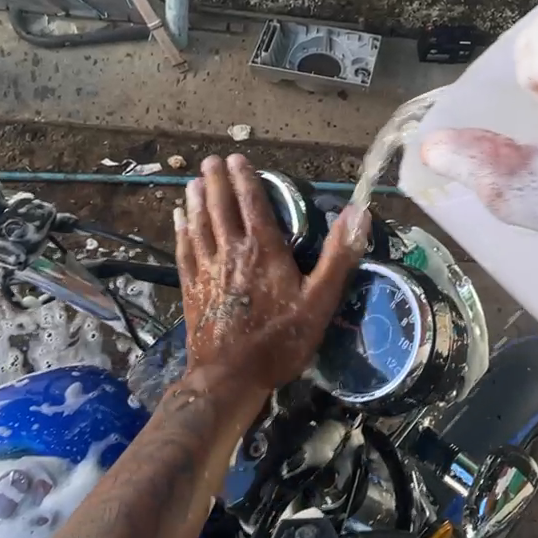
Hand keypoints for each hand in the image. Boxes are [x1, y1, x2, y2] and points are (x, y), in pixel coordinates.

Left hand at [173, 154, 365, 402]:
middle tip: (211, 160)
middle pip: (221, 207)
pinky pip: (185, 250)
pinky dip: (182, 231)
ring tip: (193, 181)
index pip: (252, 203)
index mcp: (264, 250)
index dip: (245, 179)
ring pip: (199, 224)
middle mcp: (232, 251)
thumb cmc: (280, 340)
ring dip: (196, 200)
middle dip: (216, 181)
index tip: (237, 159)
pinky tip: (179, 220)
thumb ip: (338, 255)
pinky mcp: (192, 288)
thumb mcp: (320, 300)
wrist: (230, 378)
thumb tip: (359, 212)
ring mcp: (208, 269)